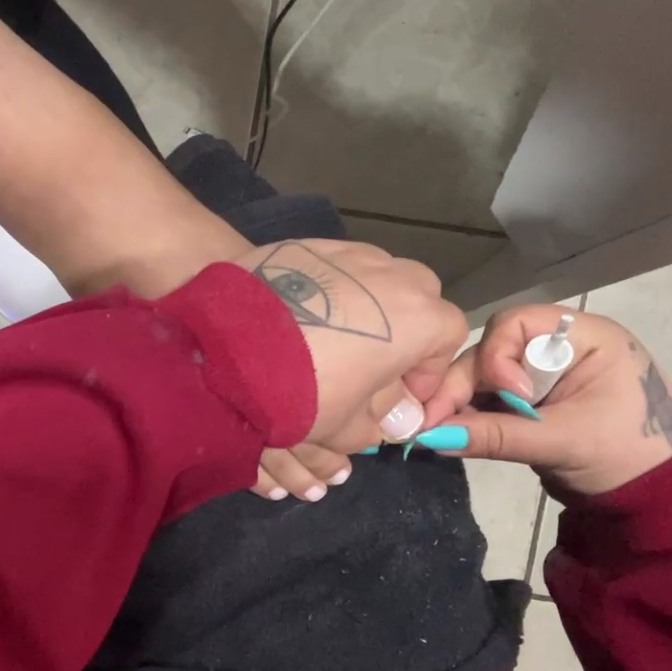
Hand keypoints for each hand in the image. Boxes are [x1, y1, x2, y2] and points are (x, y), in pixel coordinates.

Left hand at [235, 240, 467, 499]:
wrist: (224, 346)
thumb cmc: (300, 392)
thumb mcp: (345, 425)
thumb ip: (383, 422)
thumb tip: (401, 418)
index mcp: (419, 317)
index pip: (447, 339)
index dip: (425, 374)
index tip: (400, 401)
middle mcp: (393, 273)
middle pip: (415, 302)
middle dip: (399, 337)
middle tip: (367, 372)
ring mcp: (348, 251)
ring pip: (372, 281)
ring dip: (363, 313)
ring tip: (329, 348)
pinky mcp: (303, 245)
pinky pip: (329, 272)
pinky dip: (323, 295)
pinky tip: (297, 324)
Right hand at [419, 305, 671, 495]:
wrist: (654, 491)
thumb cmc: (626, 454)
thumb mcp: (560, 443)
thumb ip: (495, 436)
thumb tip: (429, 436)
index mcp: (583, 338)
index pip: (516, 324)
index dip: (496, 356)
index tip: (503, 397)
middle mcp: (555, 347)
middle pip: (490, 350)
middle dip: (462, 385)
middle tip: (434, 422)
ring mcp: (538, 374)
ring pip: (480, 375)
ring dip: (458, 402)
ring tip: (438, 431)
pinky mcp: (526, 400)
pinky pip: (484, 397)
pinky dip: (467, 415)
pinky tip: (452, 433)